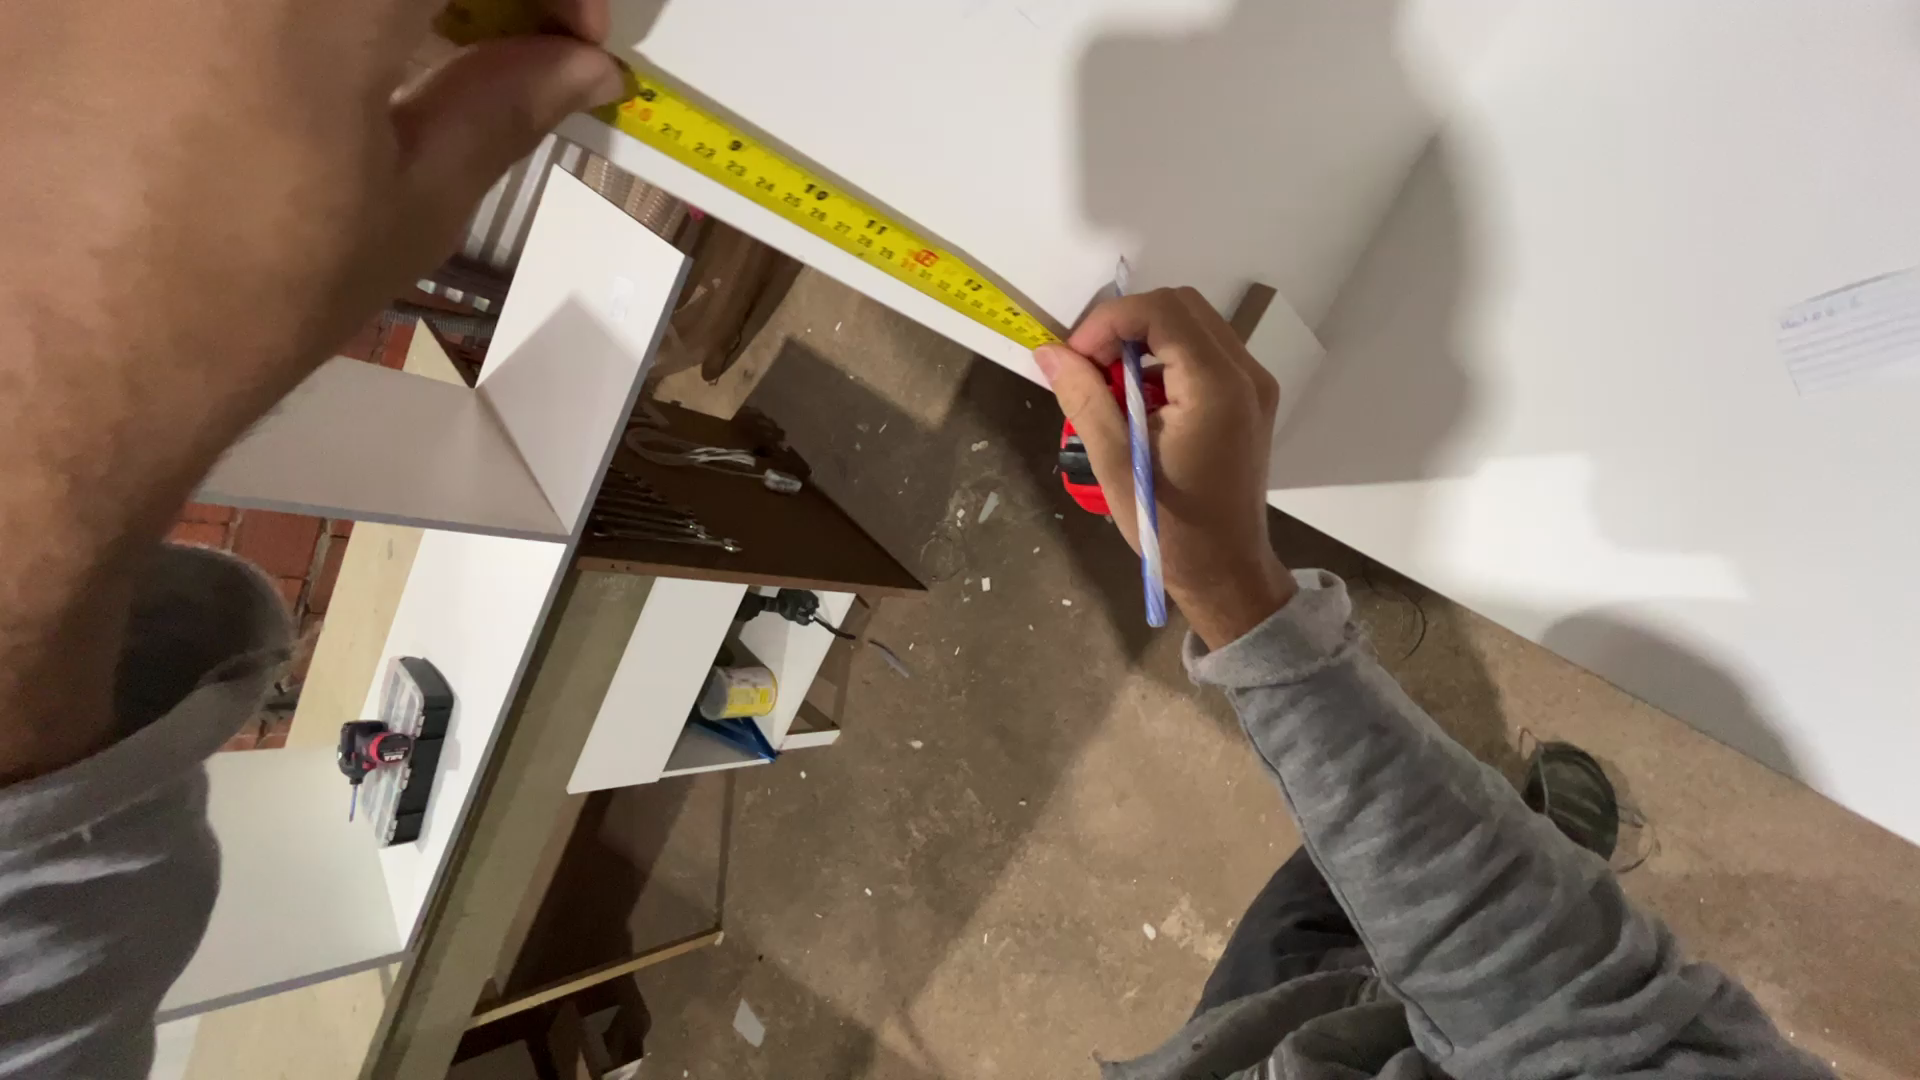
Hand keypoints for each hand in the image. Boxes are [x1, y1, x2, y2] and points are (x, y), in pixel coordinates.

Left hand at [0, 1, 622, 779]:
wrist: (68, 323)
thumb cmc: (254, 283)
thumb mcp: (418, 201)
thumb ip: (507, 106)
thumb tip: (583, 68)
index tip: (580, 34)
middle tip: (517, 29)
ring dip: (407, 0)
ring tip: (423, 44)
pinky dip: (320, 11)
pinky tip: (331, 44)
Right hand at [1035, 288, 1296, 648]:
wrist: (1224, 569)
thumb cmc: (1168, 525)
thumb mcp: (1115, 462)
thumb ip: (1083, 397)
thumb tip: (1048, 353)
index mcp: (1216, 386)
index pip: (1160, 310)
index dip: (1108, 322)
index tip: (1074, 359)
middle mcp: (1246, 373)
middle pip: (1180, 307)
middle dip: (1125, 326)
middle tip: (1090, 368)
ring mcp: (1254, 385)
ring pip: (1193, 326)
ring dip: (1144, 342)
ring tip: (1111, 388)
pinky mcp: (1250, 400)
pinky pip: (1204, 354)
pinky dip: (1165, 361)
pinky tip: (1141, 403)